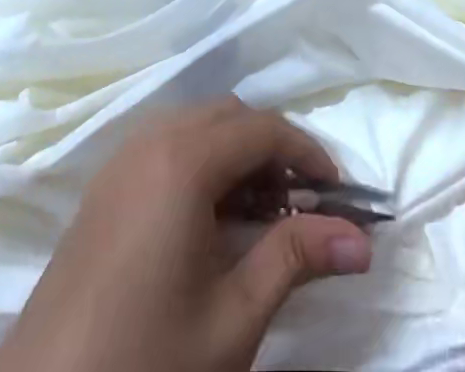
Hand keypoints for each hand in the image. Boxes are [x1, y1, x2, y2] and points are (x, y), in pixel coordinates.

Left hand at [0, 97, 372, 371]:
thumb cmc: (148, 354)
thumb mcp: (233, 314)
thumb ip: (296, 260)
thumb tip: (362, 239)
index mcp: (181, 161)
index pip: (262, 129)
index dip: (308, 153)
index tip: (340, 195)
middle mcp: (147, 143)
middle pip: (227, 116)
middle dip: (271, 148)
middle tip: (300, 205)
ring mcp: (118, 161)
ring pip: (194, 126)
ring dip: (234, 153)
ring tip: (259, 214)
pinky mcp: (103, 185)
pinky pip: (163, 146)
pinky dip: (199, 162)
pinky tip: (209, 218)